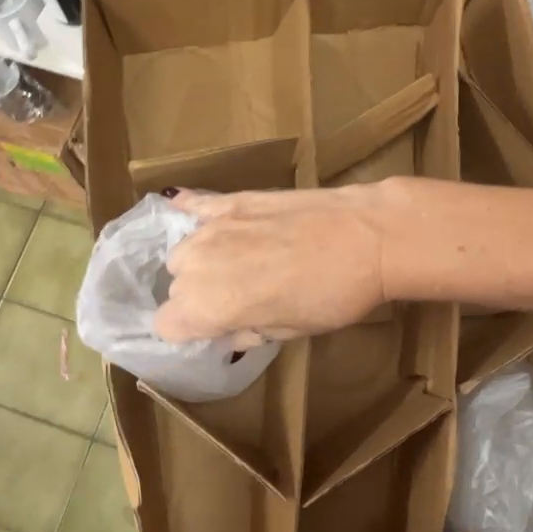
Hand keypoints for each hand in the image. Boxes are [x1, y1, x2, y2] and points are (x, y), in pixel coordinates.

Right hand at [153, 186, 390, 346]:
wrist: (366, 238)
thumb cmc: (331, 297)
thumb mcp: (288, 332)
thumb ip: (244, 331)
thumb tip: (227, 329)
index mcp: (206, 308)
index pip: (167, 326)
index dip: (191, 331)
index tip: (217, 329)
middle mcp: (196, 266)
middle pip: (177, 288)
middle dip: (200, 297)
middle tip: (241, 298)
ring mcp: (211, 227)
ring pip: (185, 251)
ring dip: (202, 261)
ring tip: (239, 262)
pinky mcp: (231, 199)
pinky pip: (192, 205)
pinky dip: (188, 211)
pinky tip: (185, 208)